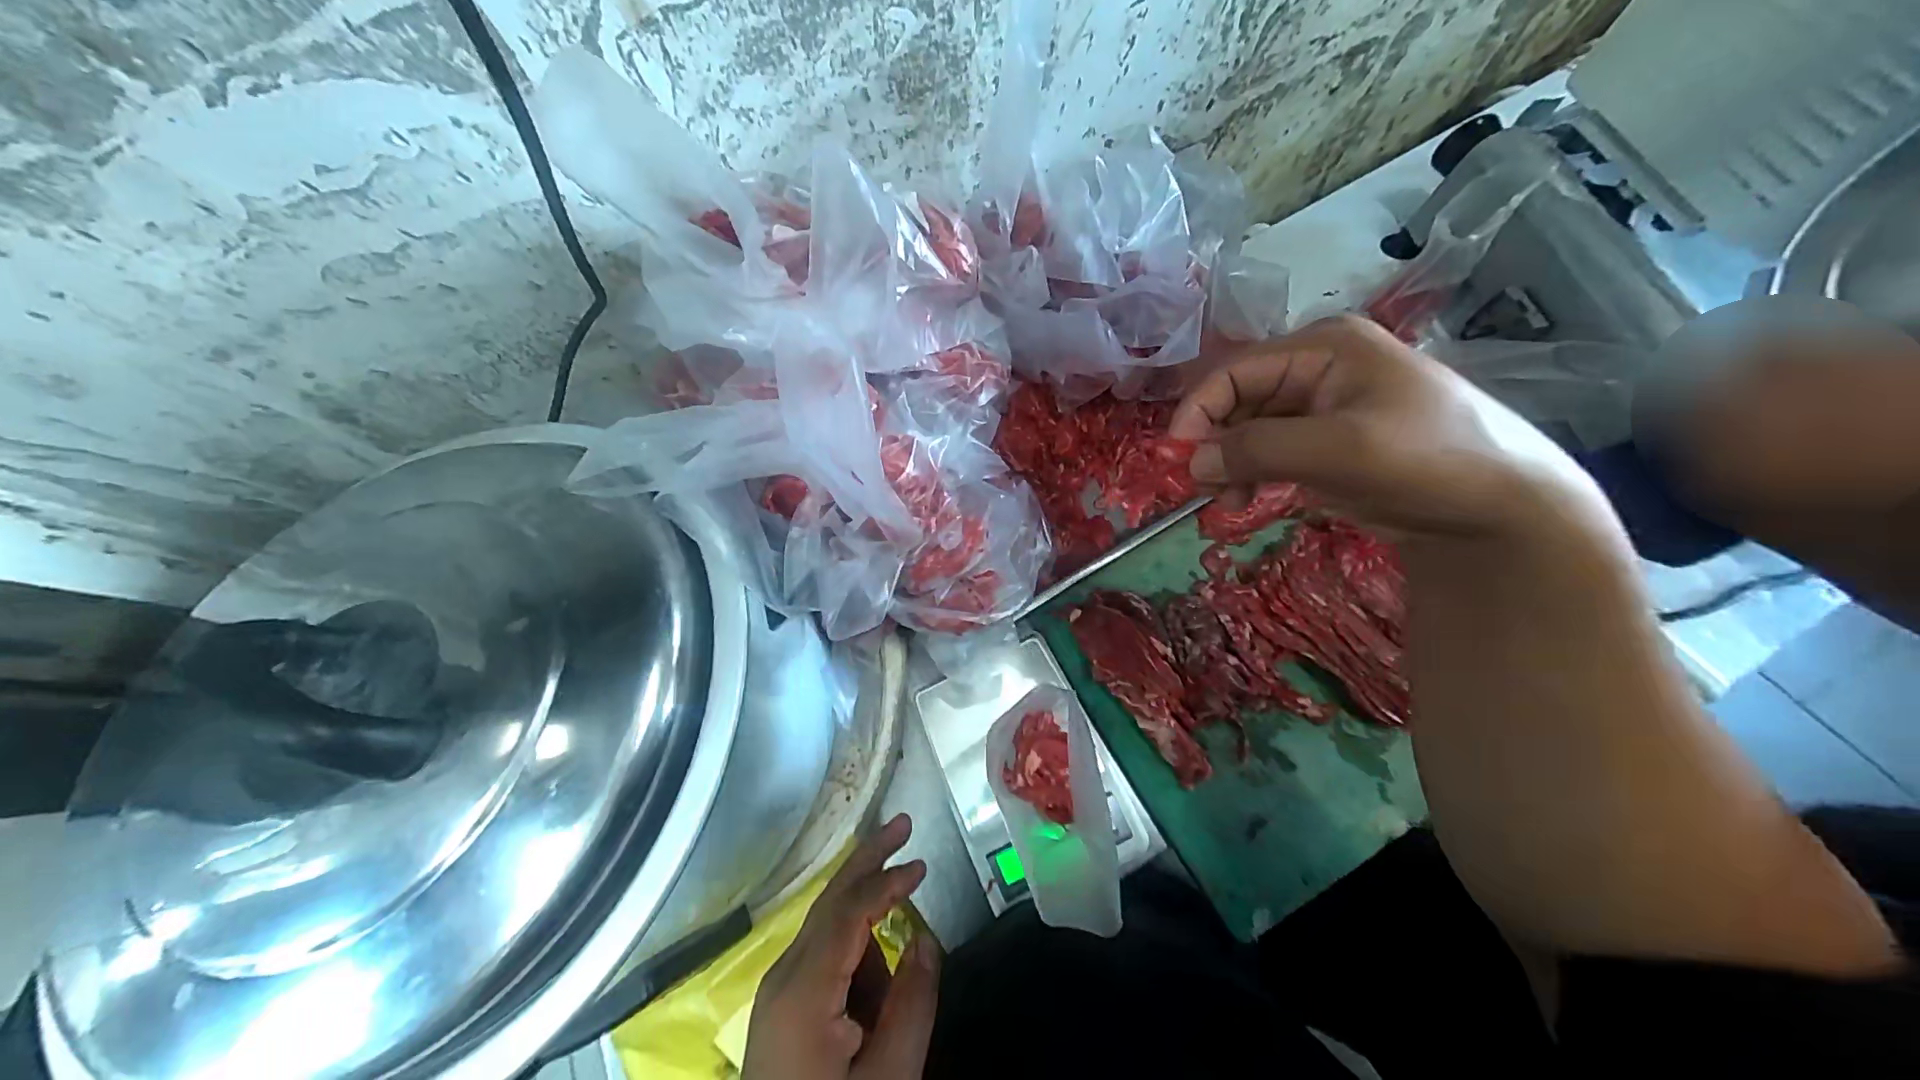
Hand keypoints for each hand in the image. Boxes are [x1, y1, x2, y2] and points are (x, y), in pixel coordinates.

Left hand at [743, 814, 939, 1079]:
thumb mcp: (888, 1077)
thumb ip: (912, 1004)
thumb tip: (924, 940)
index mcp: (804, 989)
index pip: (847, 912)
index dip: (886, 881)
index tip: (922, 864)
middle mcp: (785, 974)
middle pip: (830, 899)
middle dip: (868, 858)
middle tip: (904, 823)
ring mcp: (780, 988)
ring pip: (832, 931)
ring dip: (871, 941)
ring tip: (882, 1025)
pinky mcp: (784, 1003)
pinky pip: (827, 960)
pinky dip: (859, 964)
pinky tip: (870, 1020)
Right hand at [1169, 315, 1605, 541]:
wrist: (1501, 509)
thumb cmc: (1426, 461)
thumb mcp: (1338, 451)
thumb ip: (1258, 450)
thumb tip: (1189, 462)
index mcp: (1322, 347)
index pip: (1233, 371)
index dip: (1196, 413)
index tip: (1175, 460)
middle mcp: (1316, 367)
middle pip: (1237, 400)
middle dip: (1213, 444)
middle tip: (1202, 491)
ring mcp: (1322, 406)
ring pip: (1248, 430)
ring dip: (1229, 465)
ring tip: (1228, 504)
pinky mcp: (1325, 442)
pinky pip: (1269, 452)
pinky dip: (1250, 476)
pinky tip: (1248, 501)